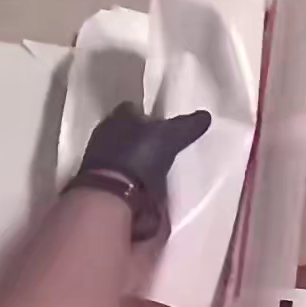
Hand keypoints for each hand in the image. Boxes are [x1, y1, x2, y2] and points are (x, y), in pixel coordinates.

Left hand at [74, 103, 211, 240]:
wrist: (114, 197)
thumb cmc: (139, 157)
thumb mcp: (169, 137)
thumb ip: (186, 126)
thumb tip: (205, 116)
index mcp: (118, 117)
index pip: (134, 109)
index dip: (149, 116)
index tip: (164, 124)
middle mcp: (105, 135)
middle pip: (127, 132)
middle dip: (141, 138)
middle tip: (163, 147)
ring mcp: (100, 161)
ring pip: (123, 154)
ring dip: (136, 160)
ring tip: (158, 170)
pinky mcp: (103, 184)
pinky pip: (121, 176)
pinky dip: (132, 179)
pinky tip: (146, 186)